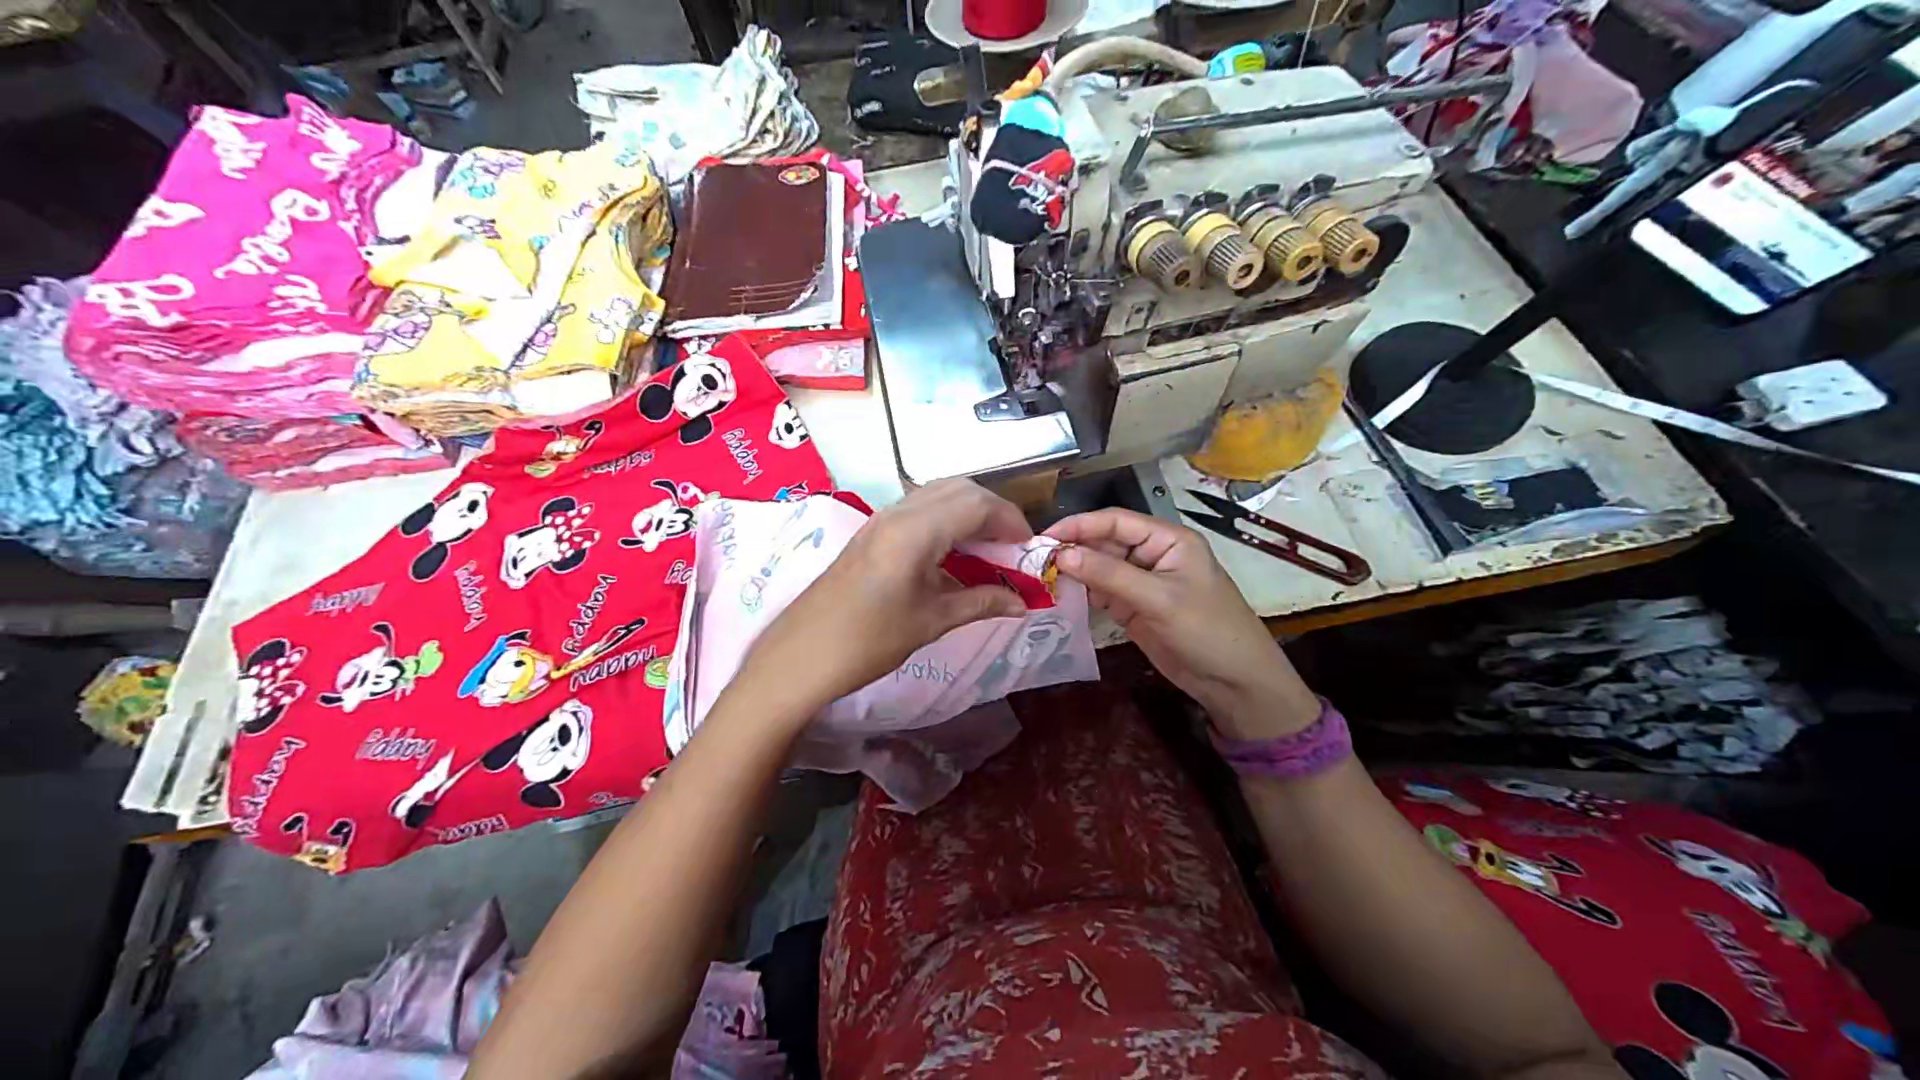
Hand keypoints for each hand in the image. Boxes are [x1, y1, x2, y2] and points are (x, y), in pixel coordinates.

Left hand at [738, 479, 1031, 716]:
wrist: (801, 655)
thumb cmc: (868, 640)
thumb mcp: (932, 621)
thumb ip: (981, 602)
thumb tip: (1023, 602)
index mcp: (915, 530)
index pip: (978, 504)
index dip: (1011, 522)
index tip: (1029, 551)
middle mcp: (899, 513)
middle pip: (961, 489)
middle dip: (994, 512)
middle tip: (1011, 549)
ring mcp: (882, 519)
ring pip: (939, 495)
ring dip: (970, 514)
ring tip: (988, 552)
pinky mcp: (873, 532)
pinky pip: (920, 509)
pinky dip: (948, 521)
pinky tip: (955, 555)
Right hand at [1045, 508, 1320, 738]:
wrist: (1234, 682)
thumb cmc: (1207, 630)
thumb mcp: (1158, 599)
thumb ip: (1109, 574)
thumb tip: (1061, 555)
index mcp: (1166, 539)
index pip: (1115, 521)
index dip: (1078, 525)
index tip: (1043, 537)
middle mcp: (1151, 554)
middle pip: (1103, 542)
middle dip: (1071, 548)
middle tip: (1032, 560)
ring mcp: (1141, 581)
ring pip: (1098, 566)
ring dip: (1072, 570)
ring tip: (1037, 575)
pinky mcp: (1133, 607)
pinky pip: (1101, 591)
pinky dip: (1081, 591)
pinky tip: (1058, 592)